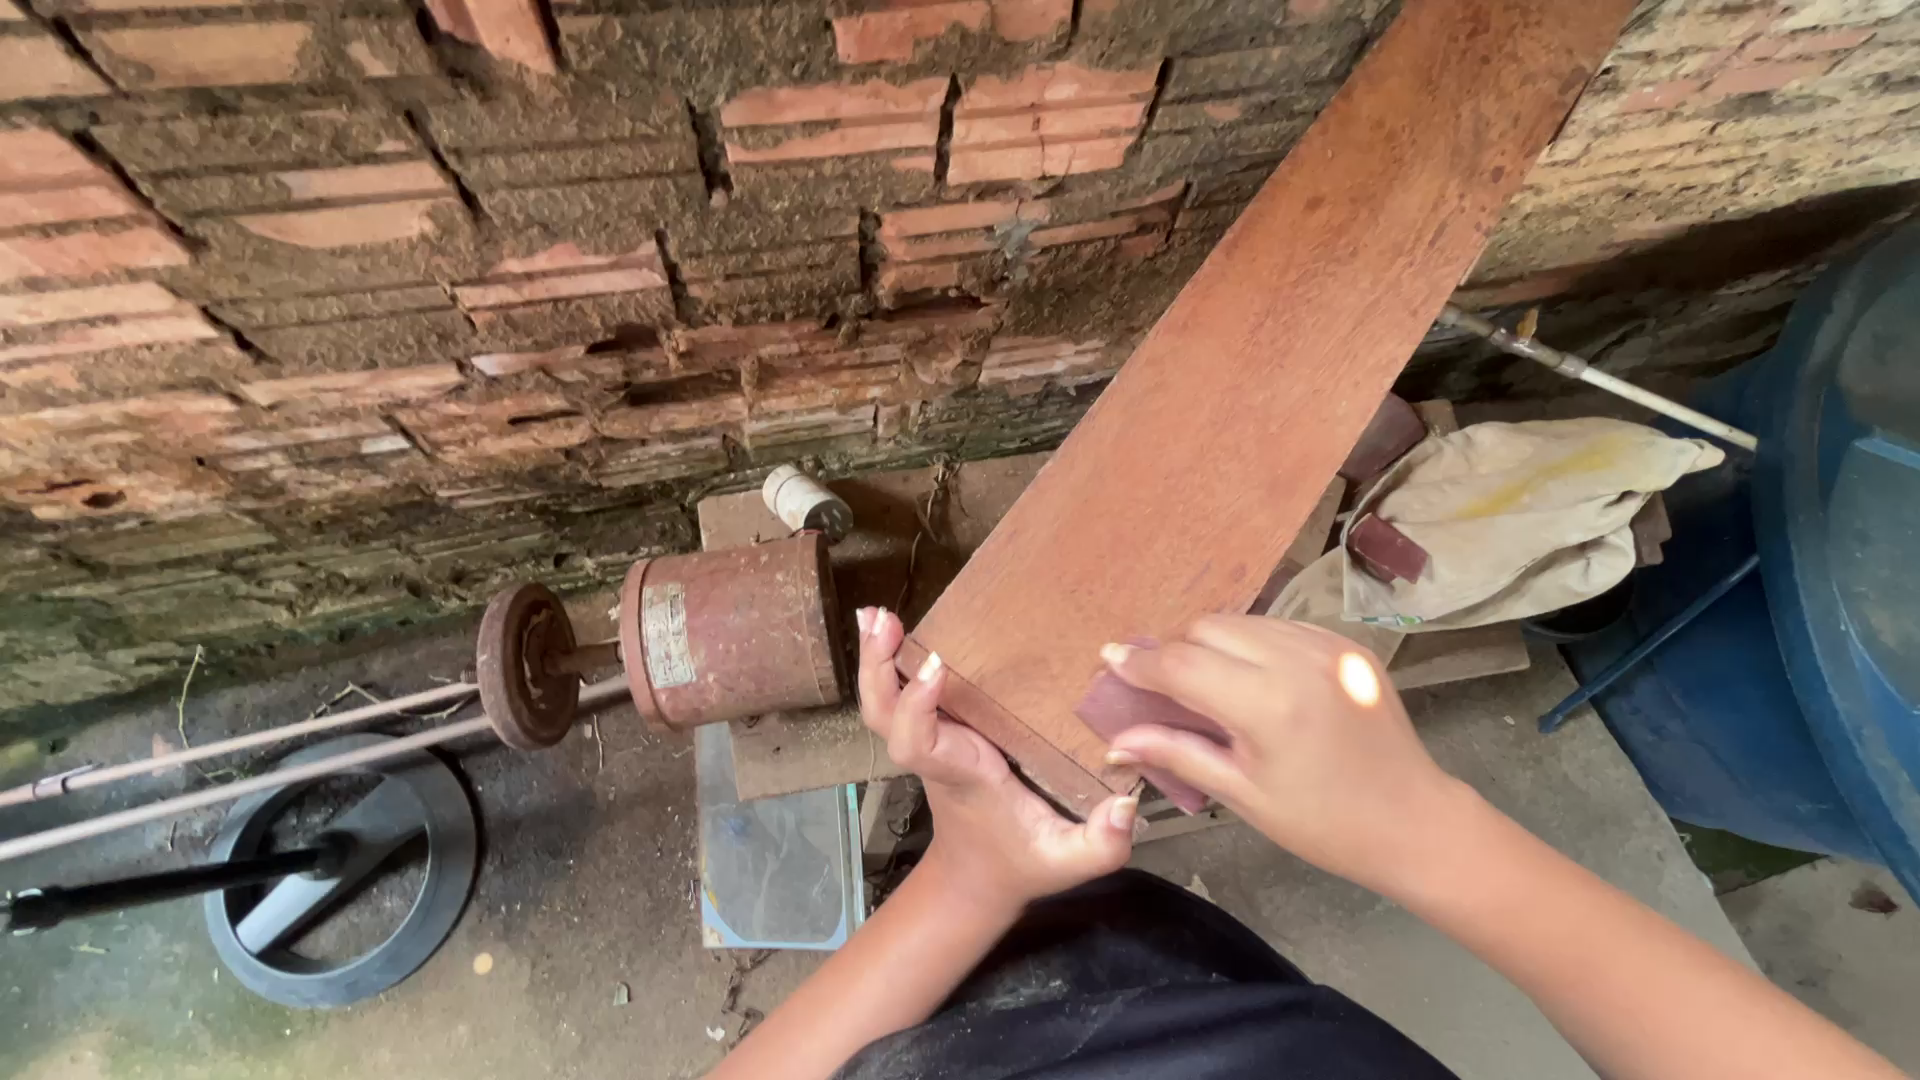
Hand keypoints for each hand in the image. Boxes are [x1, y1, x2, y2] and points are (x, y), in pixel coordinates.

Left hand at [855, 607, 1137, 914]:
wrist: (977, 876)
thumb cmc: (1021, 862)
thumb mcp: (1069, 861)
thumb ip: (1102, 843)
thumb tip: (1127, 805)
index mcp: (962, 774)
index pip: (918, 743)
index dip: (916, 705)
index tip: (935, 666)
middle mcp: (937, 754)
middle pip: (883, 715)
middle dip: (876, 669)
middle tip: (882, 620)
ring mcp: (931, 741)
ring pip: (882, 704)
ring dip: (875, 658)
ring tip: (875, 614)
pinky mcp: (936, 731)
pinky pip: (899, 698)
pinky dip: (887, 663)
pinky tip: (886, 630)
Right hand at [1100, 615, 1476, 896]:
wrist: (1417, 822)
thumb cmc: (1324, 824)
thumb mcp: (1243, 794)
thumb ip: (1176, 754)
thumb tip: (1116, 742)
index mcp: (1269, 705)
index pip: (1182, 665)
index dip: (1140, 663)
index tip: (1109, 659)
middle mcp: (1296, 660)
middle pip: (1205, 629)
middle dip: (1174, 651)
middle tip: (1160, 683)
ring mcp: (1325, 644)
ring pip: (1238, 620)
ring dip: (1208, 643)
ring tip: (1204, 680)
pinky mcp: (1343, 642)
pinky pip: (1273, 625)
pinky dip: (1248, 642)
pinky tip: (1249, 675)